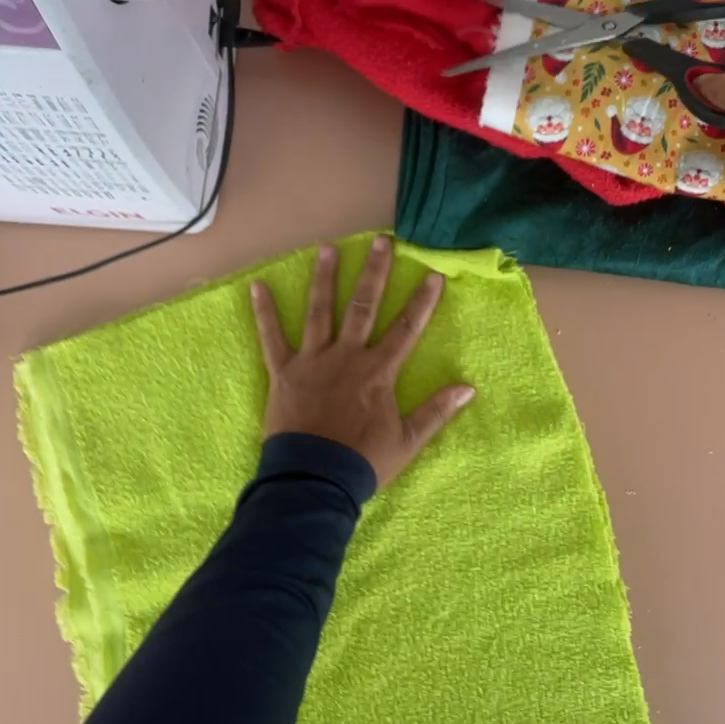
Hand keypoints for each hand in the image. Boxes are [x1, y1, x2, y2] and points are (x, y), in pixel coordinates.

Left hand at [249, 237, 474, 487]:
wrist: (313, 481)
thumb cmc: (363, 462)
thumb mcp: (408, 441)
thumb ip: (437, 411)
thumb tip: (468, 388)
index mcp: (378, 371)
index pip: (406, 328)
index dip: (422, 302)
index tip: (433, 275)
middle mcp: (347, 356)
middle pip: (364, 306)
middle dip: (375, 272)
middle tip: (382, 242)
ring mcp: (313, 361)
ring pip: (320, 311)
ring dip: (325, 278)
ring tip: (328, 248)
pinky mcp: (283, 372)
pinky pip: (271, 337)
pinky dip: (264, 312)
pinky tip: (256, 286)